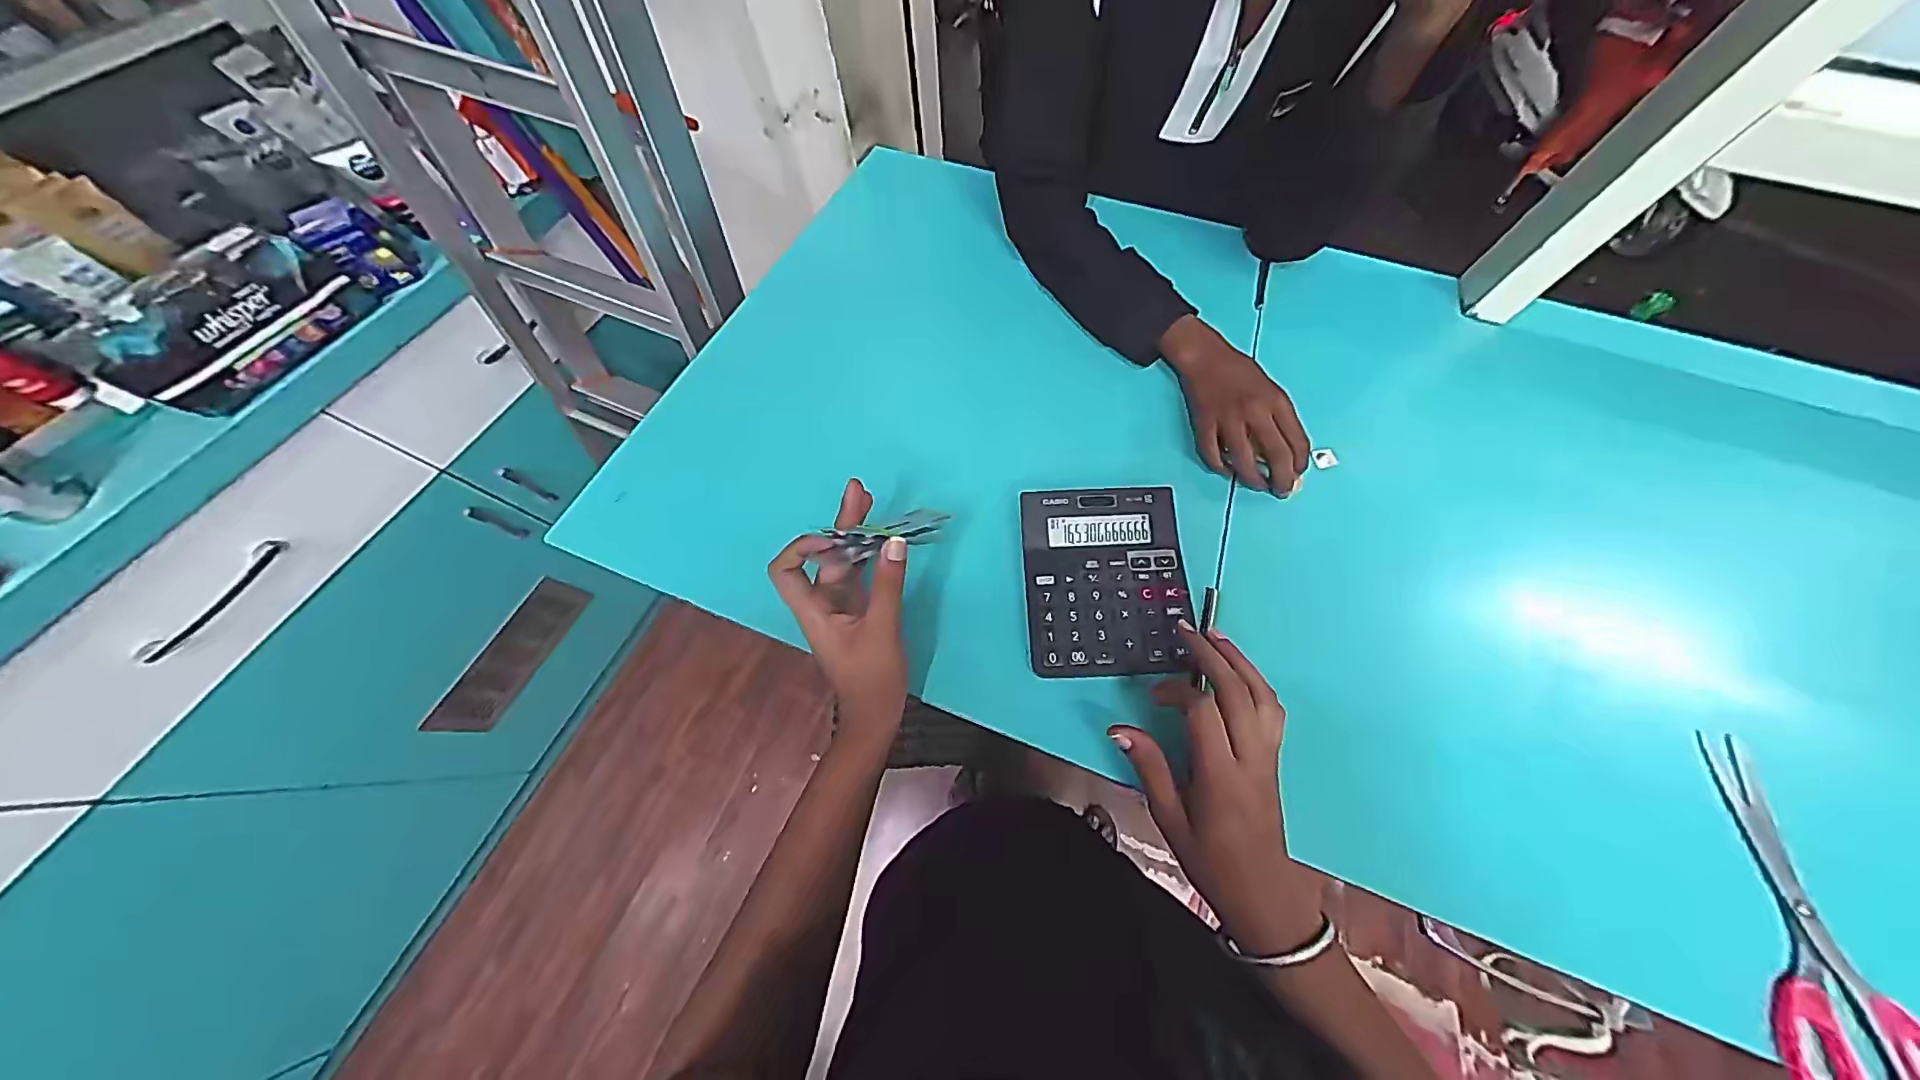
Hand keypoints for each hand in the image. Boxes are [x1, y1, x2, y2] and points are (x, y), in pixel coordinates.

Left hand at [767, 479, 908, 745]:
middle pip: (822, 556)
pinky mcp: (858, 610)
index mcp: (814, 610)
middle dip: (839, 524)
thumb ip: (889, 584)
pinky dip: (869, 555)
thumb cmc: (872, 678)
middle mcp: (822, 603)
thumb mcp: (883, 629)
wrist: (876, 715)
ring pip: (842, 562)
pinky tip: (883, 538)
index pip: (785, 570)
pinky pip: (859, 575)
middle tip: (858, 490)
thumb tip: (894, 541)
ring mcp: (841, 606)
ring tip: (870, 501)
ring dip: (855, 534)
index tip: (833, 535)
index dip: (802, 547)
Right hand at [1109, 622, 1322, 952]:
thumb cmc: (1212, 861)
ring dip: (1240, 662)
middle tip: (1188, 631)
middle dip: (1213, 656)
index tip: (1154, 695)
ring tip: (1217, 638)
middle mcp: (1251, 759)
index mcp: (1221, 775)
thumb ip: (1148, 768)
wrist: (1265, 896)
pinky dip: (1256, 683)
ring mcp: (1269, 758)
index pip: (1203, 712)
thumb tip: (1120, 729)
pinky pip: (1272, 711)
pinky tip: (1239, 674)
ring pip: (1263, 696)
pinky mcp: (1275, 760)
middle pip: (1238, 692)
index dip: (1177, 691)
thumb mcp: (1169, 819)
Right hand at [1160, 315, 1310, 496]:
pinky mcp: (1205, 424)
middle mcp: (1254, 411)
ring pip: (1243, 461)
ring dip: (1252, 479)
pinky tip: (1228, 470)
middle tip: (1282, 490)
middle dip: (1282, 479)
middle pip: (1275, 455)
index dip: (1300, 463)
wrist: (1206, 358)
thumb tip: (1284, 450)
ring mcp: (1228, 419)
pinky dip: (1220, 467)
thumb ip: (1278, 417)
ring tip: (1257, 485)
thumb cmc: (1239, 371)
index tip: (1298, 473)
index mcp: (1275, 401)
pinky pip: (1213, 455)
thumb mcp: (1270, 389)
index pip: (1296, 440)